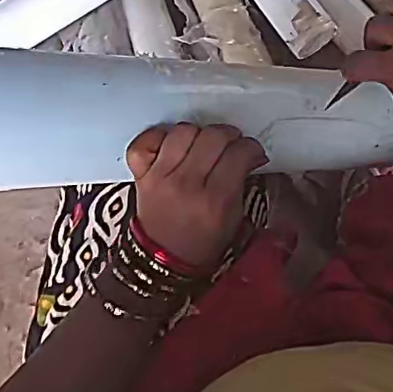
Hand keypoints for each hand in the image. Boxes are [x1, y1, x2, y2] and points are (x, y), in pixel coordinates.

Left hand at [125, 123, 267, 269]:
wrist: (164, 260)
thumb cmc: (201, 243)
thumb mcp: (234, 218)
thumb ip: (241, 182)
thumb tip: (247, 153)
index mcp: (215, 201)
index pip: (238, 153)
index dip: (250, 148)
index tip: (250, 152)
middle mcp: (186, 186)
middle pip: (212, 137)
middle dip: (228, 137)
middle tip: (230, 146)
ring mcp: (160, 178)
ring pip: (183, 132)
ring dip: (198, 134)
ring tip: (202, 145)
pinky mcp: (142, 174)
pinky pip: (147, 139)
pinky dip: (160, 137)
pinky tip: (172, 146)